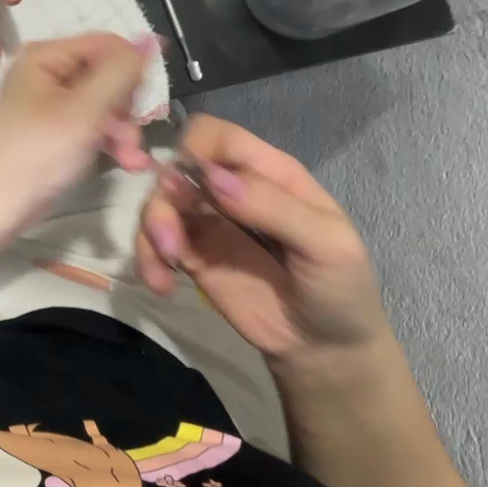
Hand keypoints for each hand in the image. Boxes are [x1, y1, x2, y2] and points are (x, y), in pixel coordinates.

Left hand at [0, 34, 155, 234]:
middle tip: (138, 135)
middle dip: (128, 107)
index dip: (133, 69)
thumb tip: (150, 39)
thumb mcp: (85, 111)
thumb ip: (119, 73)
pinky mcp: (55, 130)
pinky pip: (92, 124)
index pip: (106, 44)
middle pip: (107, 74)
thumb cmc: (37, 154)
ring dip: (124, 130)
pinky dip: (111, 141)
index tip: (150, 102)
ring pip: (104, 103)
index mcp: (45, 56)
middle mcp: (46, 72)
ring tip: (134, 160)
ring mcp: (50, 102)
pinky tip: (129, 164)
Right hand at [135, 114, 392, 364]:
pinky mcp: (191, 255)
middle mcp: (231, 189)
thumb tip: (213, 178)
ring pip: (159, 201)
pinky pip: (153, 241)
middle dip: (164, 197)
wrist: (327, 351)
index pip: (218, 136)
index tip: (191, 187)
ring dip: (151, 227)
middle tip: (170, 241)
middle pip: (177, 166)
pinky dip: (147, 257)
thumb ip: (273, 207)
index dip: (195, 149)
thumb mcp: (328, 245)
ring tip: (167, 265)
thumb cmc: (340, 288)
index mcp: (269, 173)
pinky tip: (160, 283)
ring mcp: (208, 221)